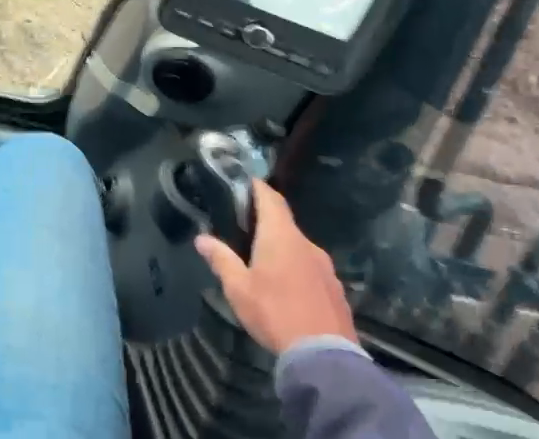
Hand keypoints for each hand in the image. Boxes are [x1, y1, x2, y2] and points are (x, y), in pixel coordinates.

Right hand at [195, 180, 356, 354]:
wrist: (326, 357)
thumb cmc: (275, 312)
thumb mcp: (237, 287)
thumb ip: (221, 259)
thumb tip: (202, 239)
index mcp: (282, 237)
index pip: (271, 199)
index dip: (257, 187)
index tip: (242, 181)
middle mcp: (307, 246)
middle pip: (284, 223)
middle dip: (264, 222)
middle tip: (241, 228)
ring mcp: (326, 269)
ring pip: (298, 248)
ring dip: (280, 248)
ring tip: (261, 261)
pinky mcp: (336, 290)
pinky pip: (311, 269)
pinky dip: (296, 269)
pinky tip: (285, 287)